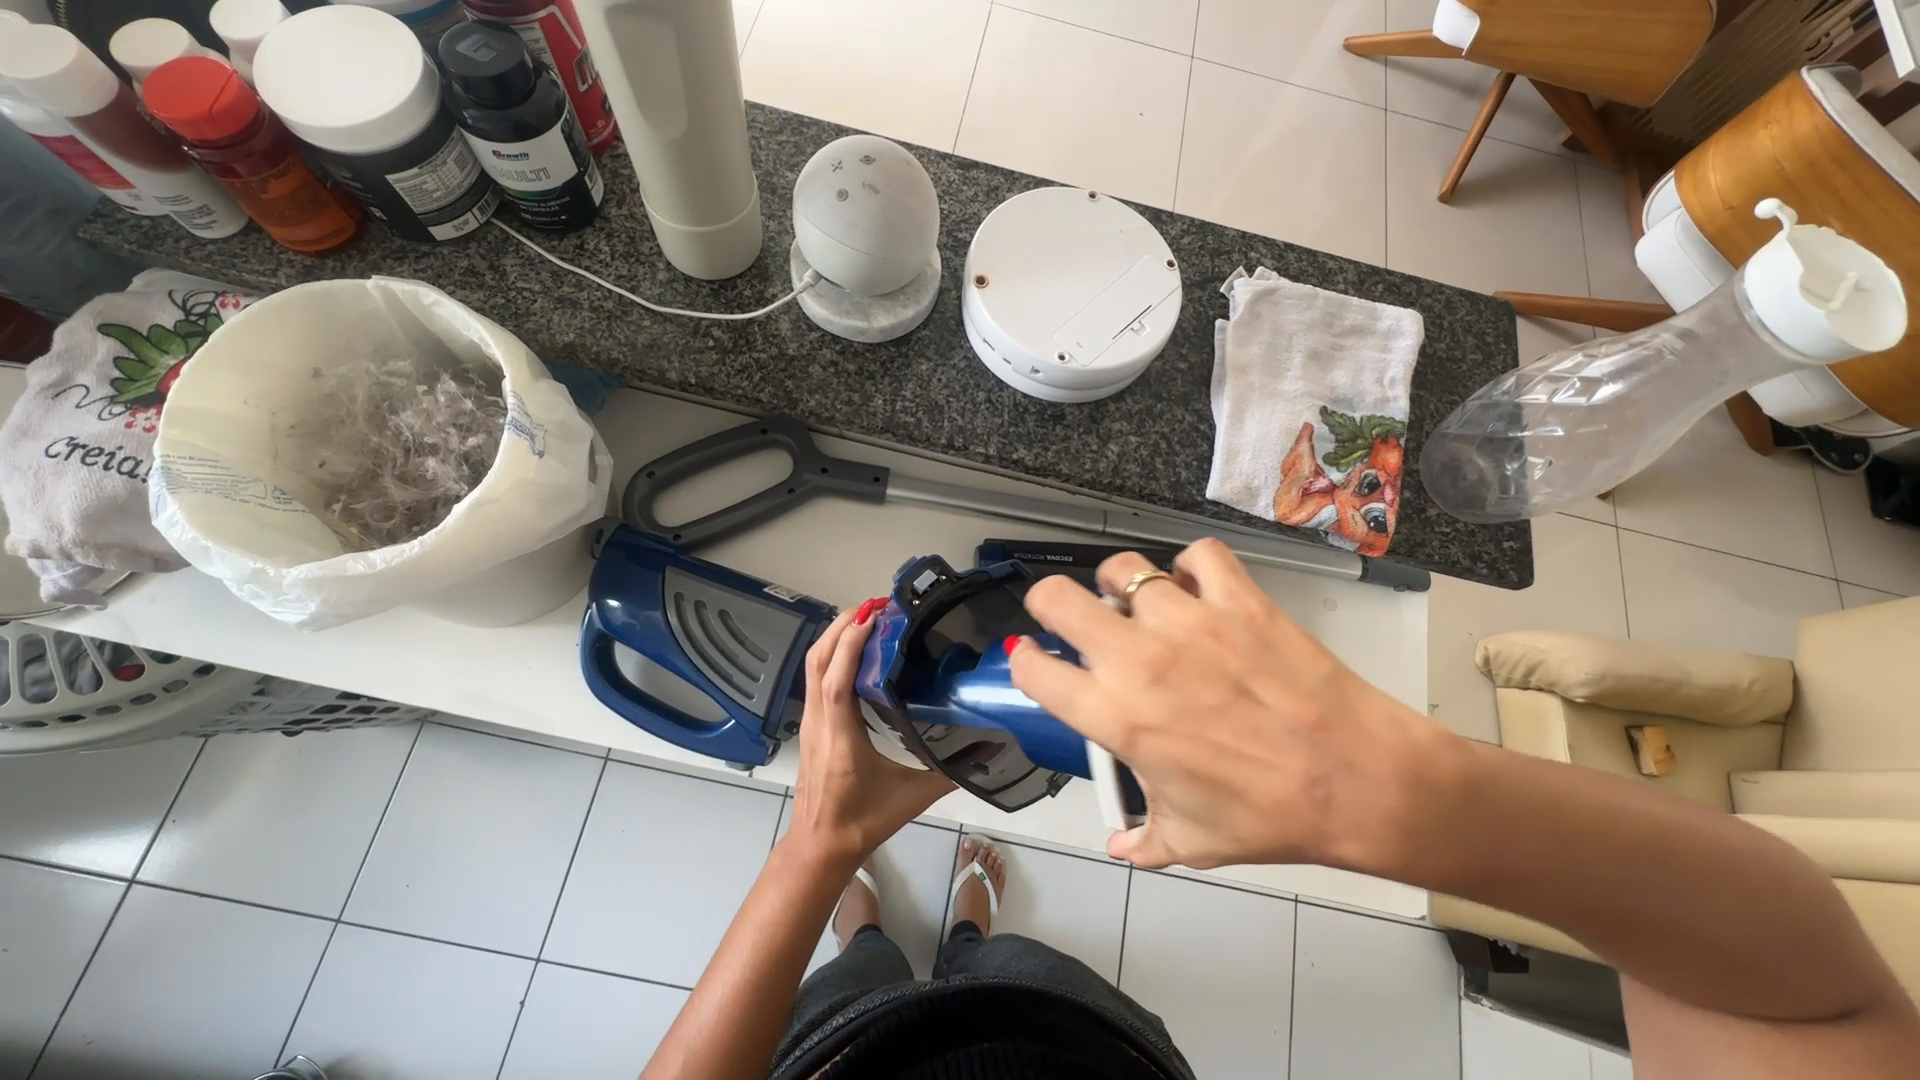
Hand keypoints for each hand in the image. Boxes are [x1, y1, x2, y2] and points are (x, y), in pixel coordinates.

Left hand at [787, 599, 954, 866]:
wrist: (820, 848)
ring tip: (865, 617)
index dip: (851, 644)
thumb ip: (951, 773)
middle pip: (818, 661)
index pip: (836, 680)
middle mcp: (819, 724)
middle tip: (875, 605)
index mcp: (841, 738)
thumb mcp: (912, 797)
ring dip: (833, 636)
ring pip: (811, 667)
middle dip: (842, 626)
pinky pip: (814, 679)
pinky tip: (853, 650)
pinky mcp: (810, 727)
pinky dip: (830, 654)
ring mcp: (810, 724)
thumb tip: (990, 749)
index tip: (875, 616)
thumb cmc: (862, 823)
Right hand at [1007, 539, 1448, 872]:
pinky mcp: (1238, 600)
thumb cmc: (1270, 815)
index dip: (1024, 665)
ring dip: (1122, 585)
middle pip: (1057, 599)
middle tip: (1071, 620)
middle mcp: (1140, 660)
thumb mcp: (1192, 841)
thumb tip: (1120, 846)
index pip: (1034, 671)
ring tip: (1139, 604)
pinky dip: (1192, 565)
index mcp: (1118, 717)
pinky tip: (1199, 588)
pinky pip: (1199, 555)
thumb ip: (1142, 842)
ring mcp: (1189, 622)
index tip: (1035, 666)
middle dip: (1051, 605)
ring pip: (1124, 569)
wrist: (1359, 780)